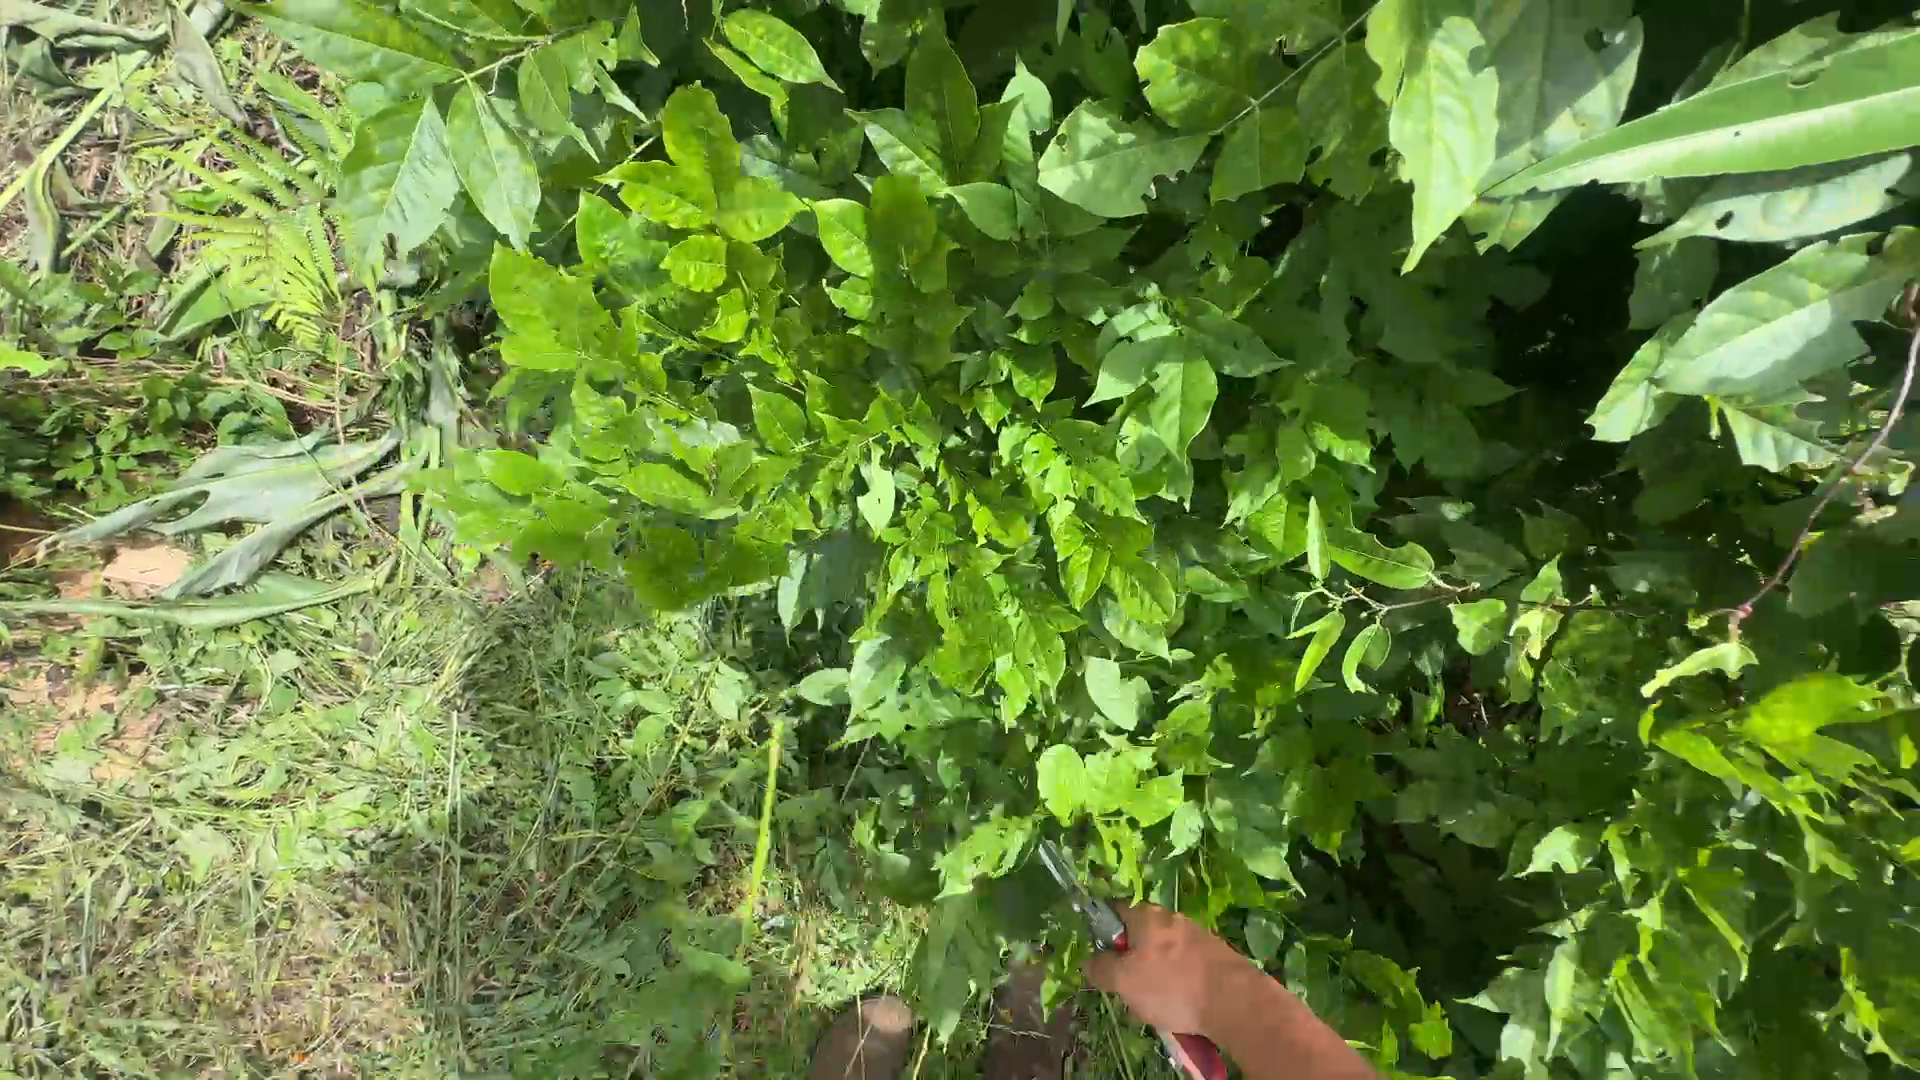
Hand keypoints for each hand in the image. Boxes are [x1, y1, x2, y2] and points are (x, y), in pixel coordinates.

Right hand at [1082, 902, 1259, 1039]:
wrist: (1235, 1001)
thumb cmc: (1171, 985)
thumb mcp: (1124, 981)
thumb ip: (1101, 969)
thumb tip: (1089, 961)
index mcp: (1144, 914)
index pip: (1113, 911)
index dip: (1103, 935)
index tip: (1105, 963)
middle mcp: (1169, 916)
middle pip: (1139, 937)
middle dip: (1132, 966)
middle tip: (1131, 994)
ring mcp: (1195, 934)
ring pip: (1163, 956)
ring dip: (1157, 980)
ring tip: (1159, 1010)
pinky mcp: (1214, 955)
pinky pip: (1185, 968)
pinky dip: (1180, 985)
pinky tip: (1183, 1008)